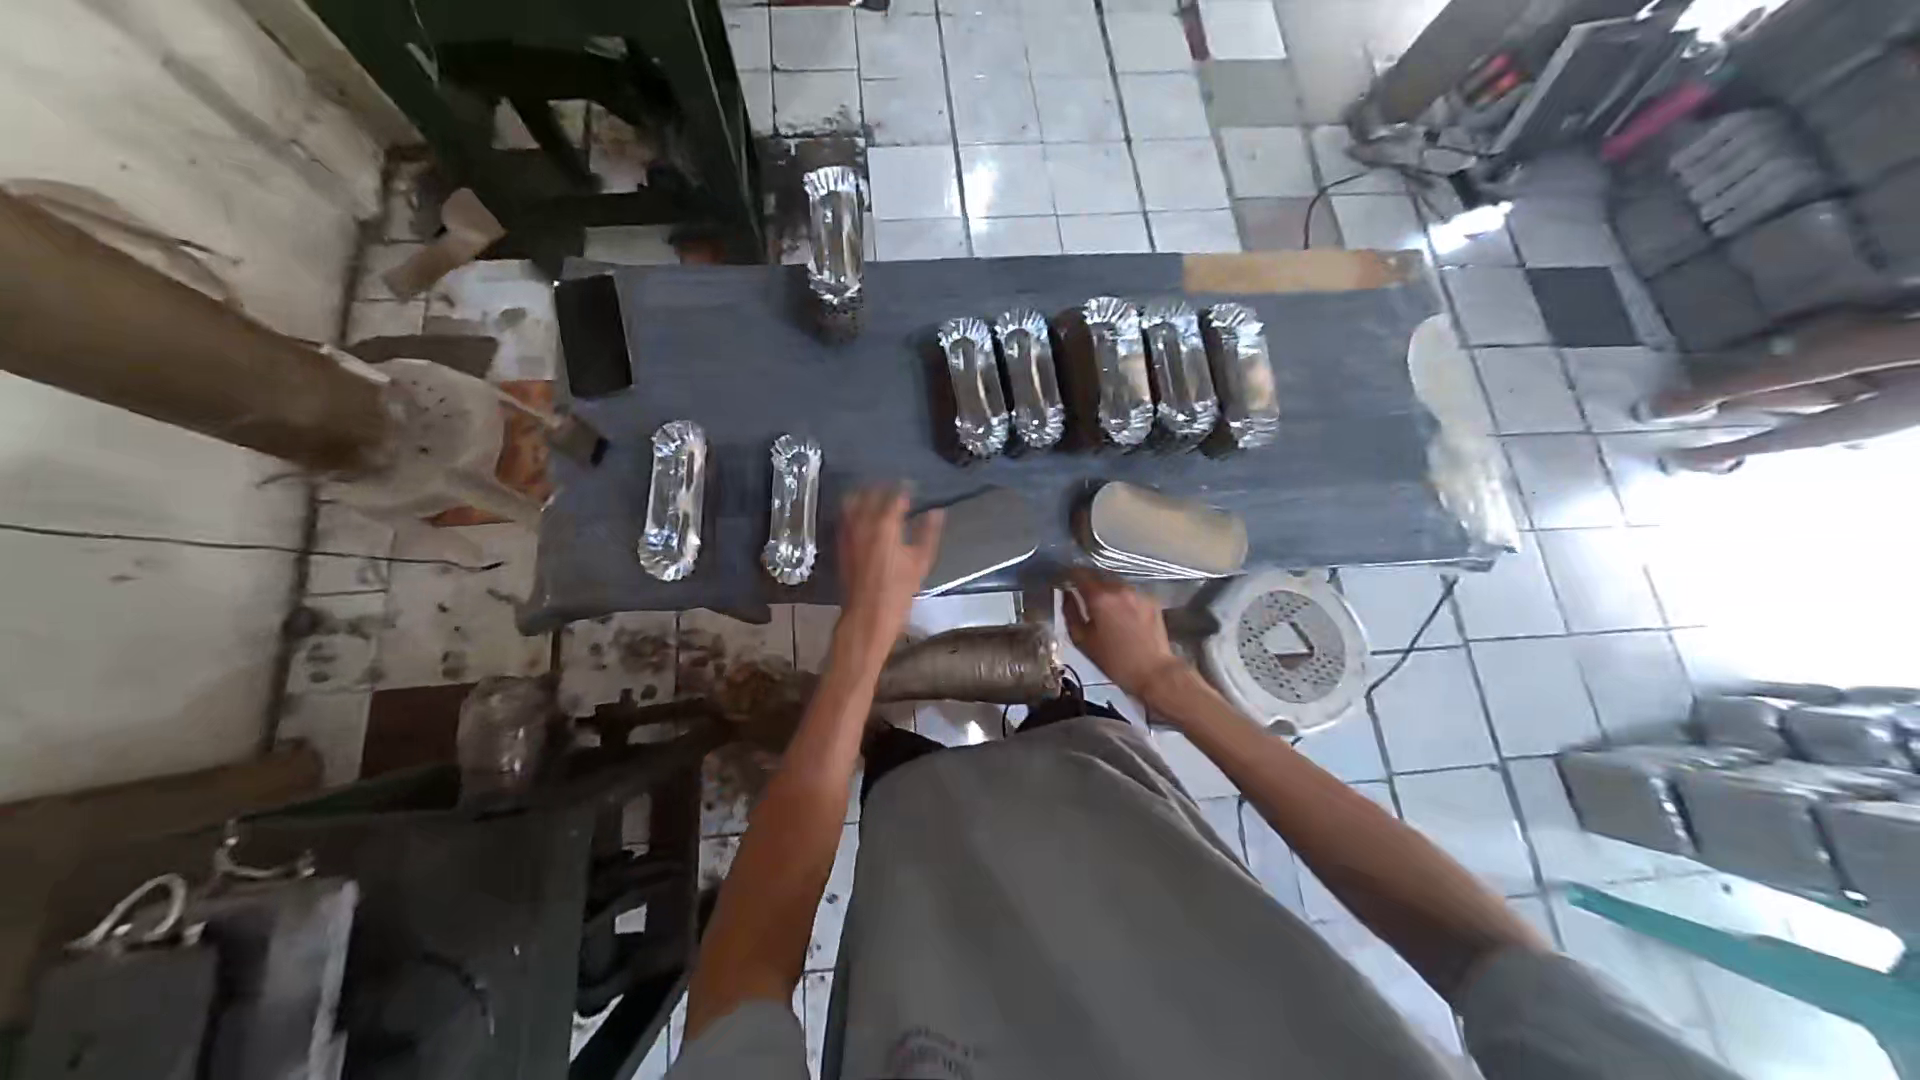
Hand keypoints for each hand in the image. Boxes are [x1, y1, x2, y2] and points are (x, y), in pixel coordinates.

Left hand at [834, 486, 942, 661]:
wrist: (867, 615)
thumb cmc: (897, 592)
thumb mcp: (921, 562)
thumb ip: (928, 532)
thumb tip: (936, 513)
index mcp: (886, 524)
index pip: (896, 495)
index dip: (905, 489)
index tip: (912, 487)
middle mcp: (863, 523)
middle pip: (870, 493)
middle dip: (883, 487)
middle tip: (894, 488)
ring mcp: (848, 532)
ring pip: (852, 501)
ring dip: (864, 495)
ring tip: (875, 495)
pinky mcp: (840, 543)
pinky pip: (844, 517)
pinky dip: (853, 510)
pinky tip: (862, 515)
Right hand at [1063, 568, 1187, 701]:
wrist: (1154, 671)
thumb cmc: (1113, 660)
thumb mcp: (1082, 640)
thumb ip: (1070, 612)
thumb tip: (1066, 593)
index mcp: (1100, 597)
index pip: (1080, 573)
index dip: (1070, 575)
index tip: (1066, 581)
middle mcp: (1119, 588)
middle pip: (1099, 575)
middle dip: (1089, 583)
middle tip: (1083, 597)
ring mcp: (1138, 593)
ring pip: (1116, 583)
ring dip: (1107, 590)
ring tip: (1104, 606)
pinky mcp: (1152, 600)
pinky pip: (1131, 593)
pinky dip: (1123, 598)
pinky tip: (1123, 614)